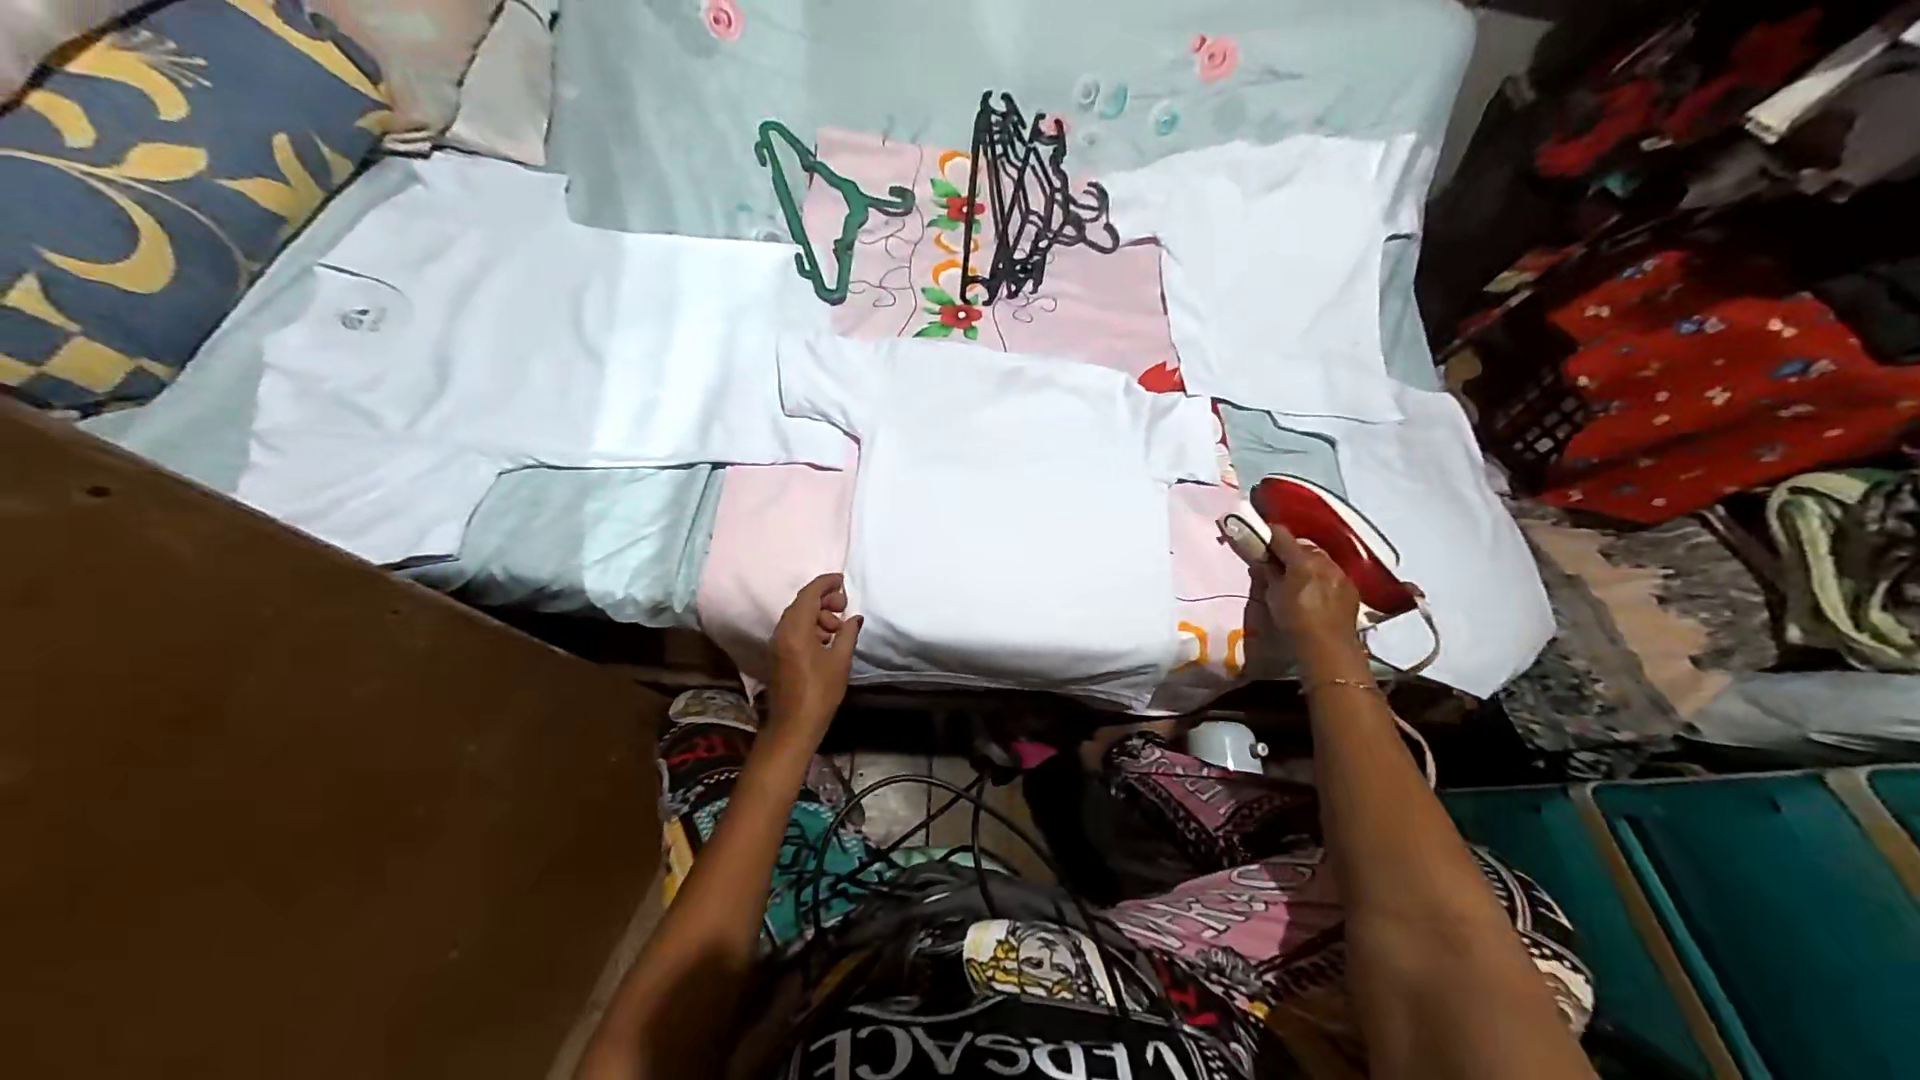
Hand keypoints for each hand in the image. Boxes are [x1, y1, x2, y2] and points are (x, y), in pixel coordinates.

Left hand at [767, 573, 861, 743]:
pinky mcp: (778, 654)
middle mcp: (781, 631)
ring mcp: (777, 643)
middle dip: (824, 600)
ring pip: (797, 616)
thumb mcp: (840, 661)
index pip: (809, 594)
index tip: (843, 581)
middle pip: (801, 603)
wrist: (794, 726)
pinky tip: (826, 640)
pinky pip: (793, 630)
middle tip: (844, 608)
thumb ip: (848, 634)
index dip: (826, 583)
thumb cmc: (820, 692)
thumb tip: (854, 618)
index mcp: (795, 629)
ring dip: (818, 615)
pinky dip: (810, 627)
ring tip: (838, 629)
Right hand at [1254, 524, 1361, 657]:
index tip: (1259, 538)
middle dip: (1290, 551)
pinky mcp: (1351, 589)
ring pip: (1320, 560)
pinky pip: (1333, 575)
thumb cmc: (1294, 620)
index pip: (1282, 535)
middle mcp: (1325, 561)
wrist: (1329, 647)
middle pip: (1303, 546)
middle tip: (1277, 564)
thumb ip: (1268, 573)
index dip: (1268, 534)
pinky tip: (1316, 593)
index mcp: (1302, 559)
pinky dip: (1322, 578)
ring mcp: (1341, 574)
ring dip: (1308, 564)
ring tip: (1298, 579)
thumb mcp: (1272, 596)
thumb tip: (1263, 561)